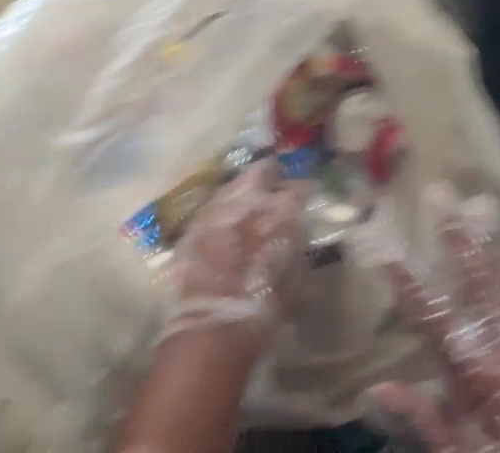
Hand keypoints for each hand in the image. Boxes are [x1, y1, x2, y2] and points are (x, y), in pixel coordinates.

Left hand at [163, 159, 308, 350]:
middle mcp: (248, 200)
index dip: (304, 193)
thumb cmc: (264, 309)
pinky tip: (224, 228)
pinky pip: (212, 206)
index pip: (300, 187)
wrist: (212, 329)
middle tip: (274, 192)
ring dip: (243, 193)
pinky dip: (222, 212)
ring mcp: (217, 208)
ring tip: (247, 209)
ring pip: (234, 184)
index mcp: (281, 213)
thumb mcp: (298, 283)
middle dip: (271, 178)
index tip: (305, 201)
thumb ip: (299, 249)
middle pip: (263, 170)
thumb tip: (298, 236)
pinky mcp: (194, 223)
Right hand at [354, 185, 499, 452]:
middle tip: (440, 191)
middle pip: (472, 278)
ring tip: (484, 201)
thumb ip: (422, 416)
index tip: (379, 234)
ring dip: (496, 241)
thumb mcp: (459, 450)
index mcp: (469, 366)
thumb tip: (375, 388)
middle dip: (454, 234)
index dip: (401, 271)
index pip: (426, 310)